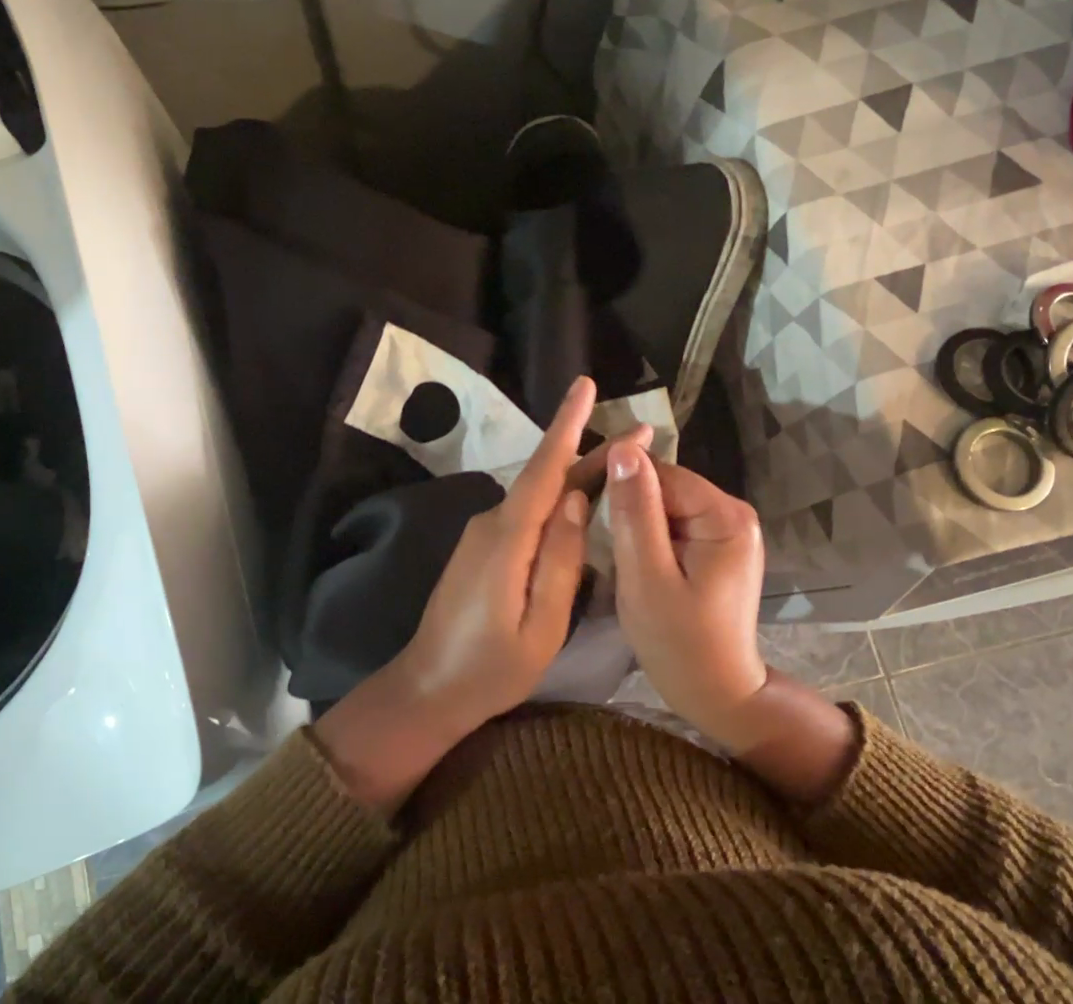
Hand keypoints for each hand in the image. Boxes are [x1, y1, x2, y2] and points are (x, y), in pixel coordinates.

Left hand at [314, 376, 647, 812]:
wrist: (430, 687)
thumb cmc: (491, 666)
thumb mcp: (542, 622)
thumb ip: (561, 559)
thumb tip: (578, 499)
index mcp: (508, 539)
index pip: (543, 470)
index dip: (566, 424)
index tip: (586, 384)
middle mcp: (492, 525)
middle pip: (546, 479)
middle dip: (591, 452)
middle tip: (641, 433)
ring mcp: (482, 537)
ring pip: (537, 496)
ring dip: (578, 476)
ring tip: (625, 462)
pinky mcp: (482, 551)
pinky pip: (526, 516)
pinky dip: (558, 502)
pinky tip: (583, 503)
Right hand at [603, 445, 768, 745]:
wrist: (716, 695)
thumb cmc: (678, 643)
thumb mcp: (647, 577)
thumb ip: (634, 512)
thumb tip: (622, 449)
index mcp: (724, 516)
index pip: (660, 473)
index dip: (618, 483)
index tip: (582, 506)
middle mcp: (734, 514)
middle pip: (665, 487)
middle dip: (629, 506)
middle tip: (597, 540)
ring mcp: (727, 532)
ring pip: (665, 507)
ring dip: (636, 524)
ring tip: (612, 554)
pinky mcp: (716, 550)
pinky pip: (673, 527)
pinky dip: (649, 540)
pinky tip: (632, 563)